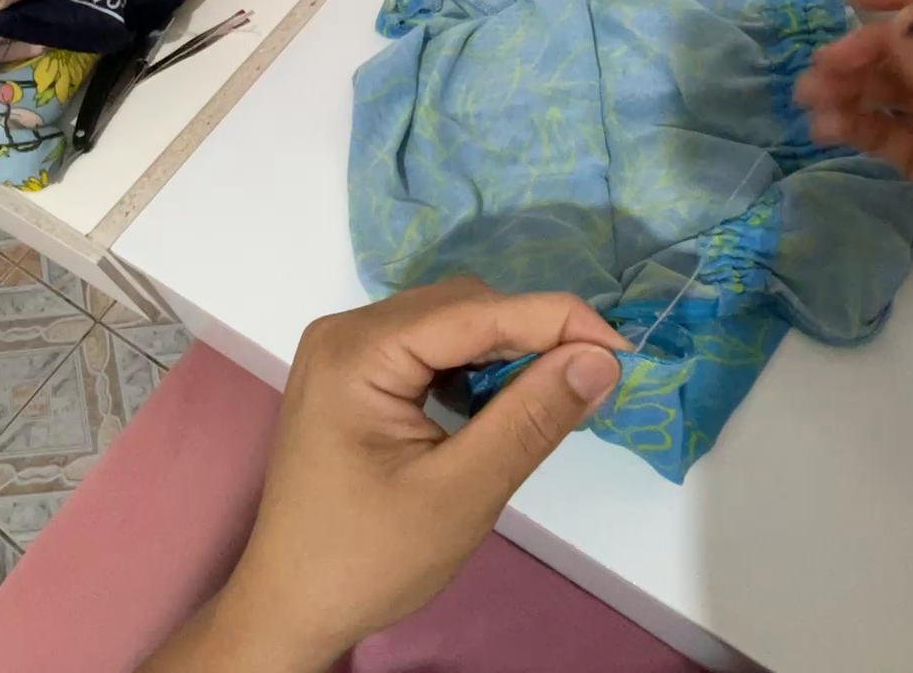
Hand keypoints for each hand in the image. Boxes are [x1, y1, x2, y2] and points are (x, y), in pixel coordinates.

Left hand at [142, 277, 625, 671]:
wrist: (289, 604)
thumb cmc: (367, 558)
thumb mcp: (461, 494)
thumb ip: (531, 419)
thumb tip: (600, 359)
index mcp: (358, 350)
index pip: (474, 311)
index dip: (555, 319)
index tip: (623, 347)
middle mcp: (347, 329)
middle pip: (460, 307)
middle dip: (530, 334)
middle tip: (590, 378)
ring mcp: (347, 347)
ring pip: (449, 322)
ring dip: (504, 349)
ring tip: (548, 391)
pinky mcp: (356, 370)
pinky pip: (429, 345)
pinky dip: (473, 365)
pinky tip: (496, 400)